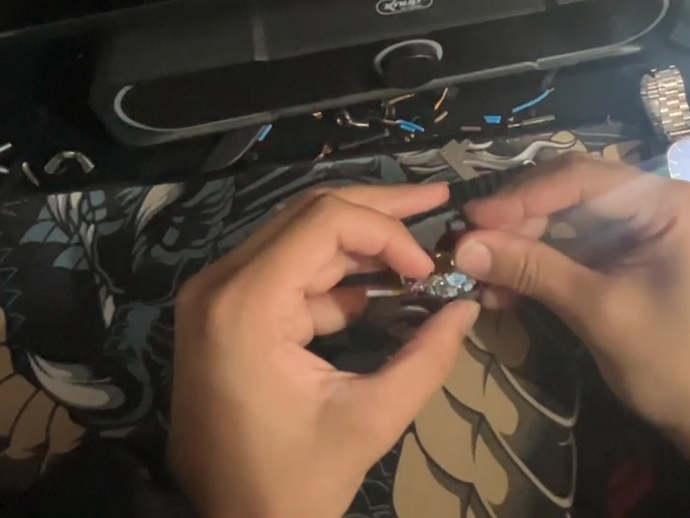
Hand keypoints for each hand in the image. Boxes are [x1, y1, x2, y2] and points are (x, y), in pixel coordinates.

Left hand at [169, 182, 481, 517]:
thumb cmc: (287, 488)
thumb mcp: (367, 424)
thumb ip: (426, 360)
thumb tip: (469, 306)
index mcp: (246, 304)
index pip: (325, 221)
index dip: (386, 230)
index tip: (427, 267)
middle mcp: (223, 280)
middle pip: (311, 213)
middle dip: (380, 208)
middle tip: (436, 200)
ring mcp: (220, 291)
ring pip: (302, 232)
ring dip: (362, 235)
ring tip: (418, 238)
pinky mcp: (228, 306)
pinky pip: (291, 265)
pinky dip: (339, 269)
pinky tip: (385, 278)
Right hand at [454, 156, 689, 506]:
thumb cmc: (676, 364)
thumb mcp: (599, 311)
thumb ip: (532, 269)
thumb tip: (462, 246)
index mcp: (665, 200)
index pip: (580, 178)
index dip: (521, 196)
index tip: (472, 219)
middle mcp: (655, 200)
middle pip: (570, 193)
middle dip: (519, 221)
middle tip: (469, 245)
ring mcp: (643, 228)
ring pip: (566, 219)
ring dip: (524, 245)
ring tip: (481, 273)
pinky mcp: (630, 255)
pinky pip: (576, 246)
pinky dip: (542, 264)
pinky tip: (506, 287)